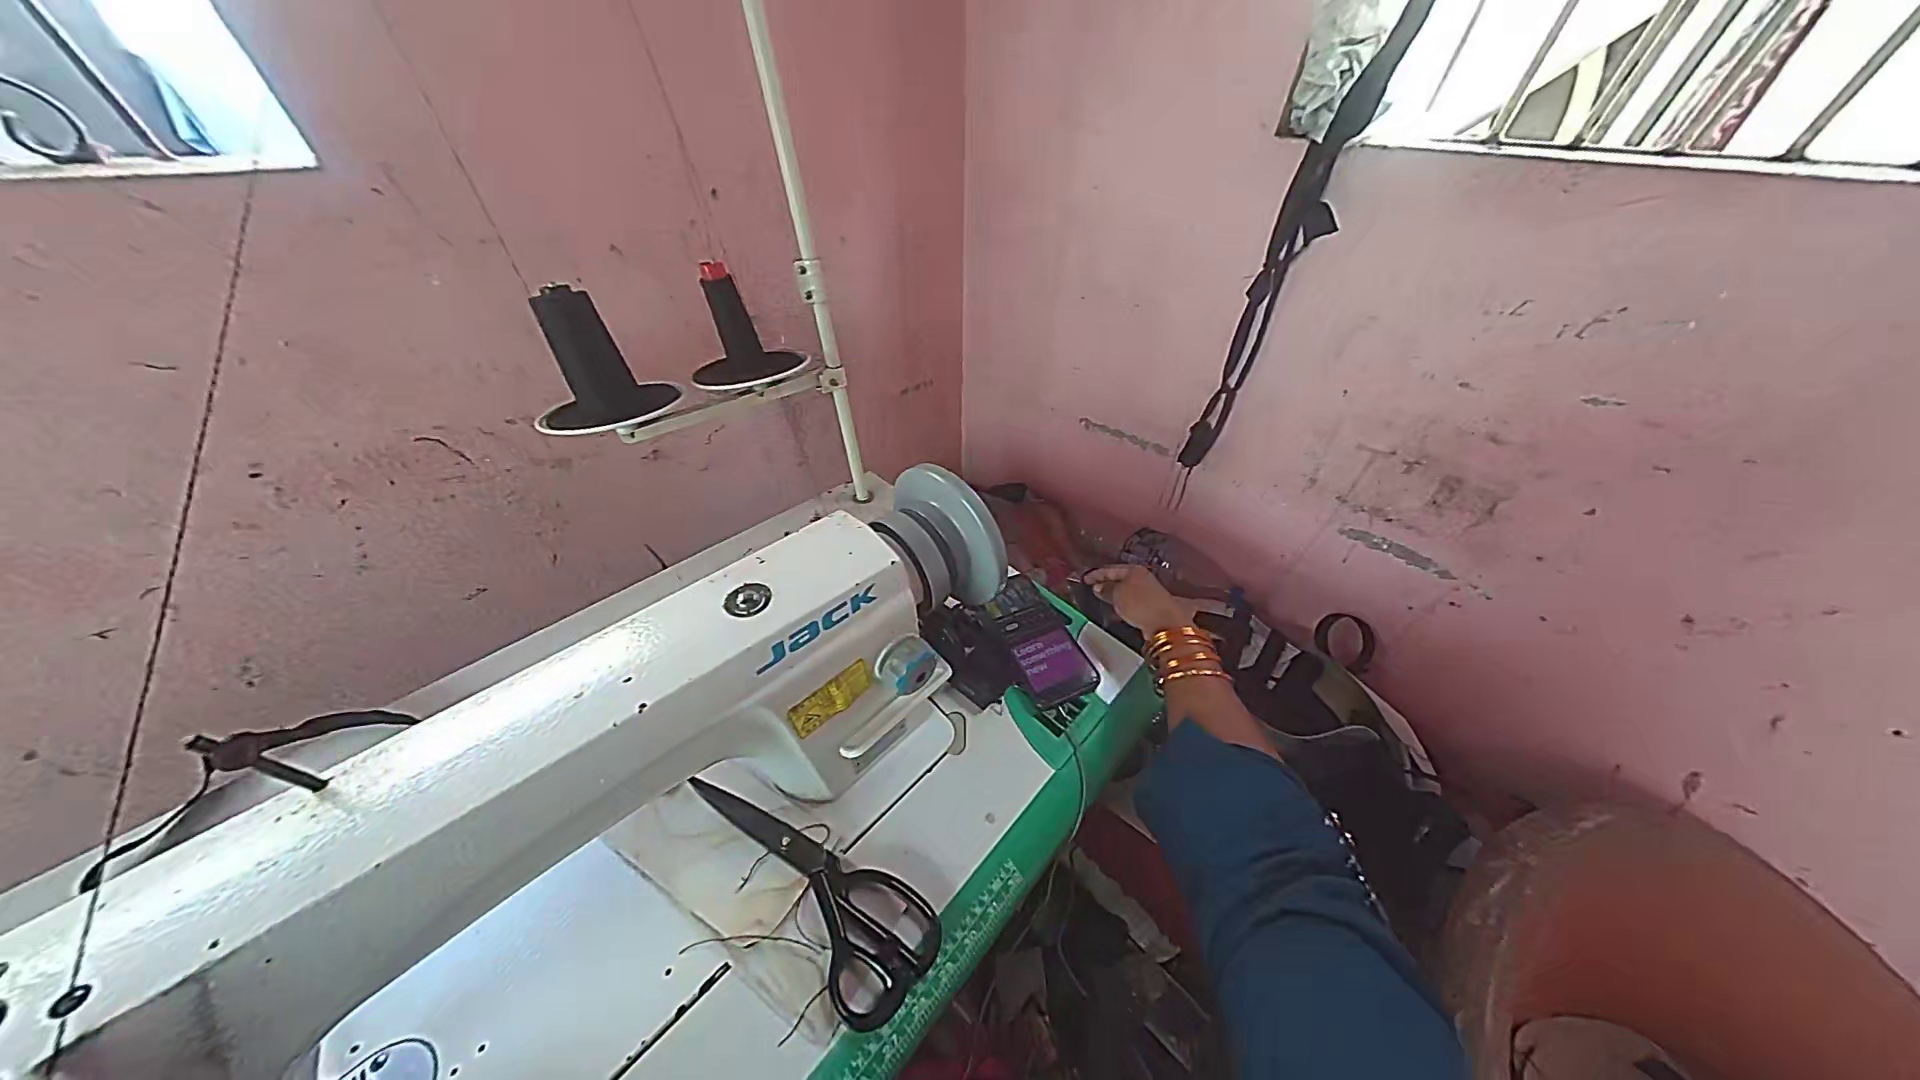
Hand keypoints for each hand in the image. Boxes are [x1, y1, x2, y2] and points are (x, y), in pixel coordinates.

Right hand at [1082, 564, 1193, 635]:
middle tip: (1092, 588)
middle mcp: (1143, 578)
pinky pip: (1132, 602)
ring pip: (1126, 591)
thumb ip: (1105, 589)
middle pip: (1120, 579)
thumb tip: (1098, 587)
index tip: (1084, 578)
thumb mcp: (1117, 594)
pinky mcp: (1152, 607)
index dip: (1096, 574)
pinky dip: (1123, 605)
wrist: (1165, 623)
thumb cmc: (1141, 604)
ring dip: (1114, 595)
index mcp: (1134, 570)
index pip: (1110, 569)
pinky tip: (1117, 611)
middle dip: (1106, 583)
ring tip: (1102, 600)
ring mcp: (1149, 593)